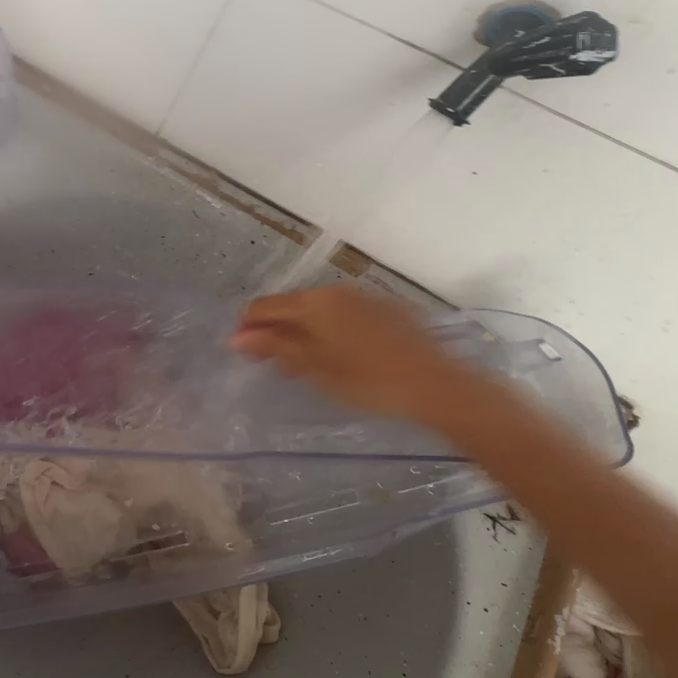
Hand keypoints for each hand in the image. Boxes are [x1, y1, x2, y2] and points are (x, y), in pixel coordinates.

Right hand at [228, 285, 488, 423]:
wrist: (440, 387)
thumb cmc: (369, 380)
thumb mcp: (315, 367)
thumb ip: (274, 346)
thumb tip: (237, 336)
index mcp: (314, 301)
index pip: (264, 306)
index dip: (247, 327)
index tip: (242, 353)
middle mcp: (337, 291)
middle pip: (292, 307)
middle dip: (275, 332)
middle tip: (270, 364)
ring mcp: (366, 299)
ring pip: (320, 312)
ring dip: (304, 334)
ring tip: (303, 366)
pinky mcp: (389, 311)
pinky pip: (346, 316)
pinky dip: (332, 333)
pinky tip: (339, 359)